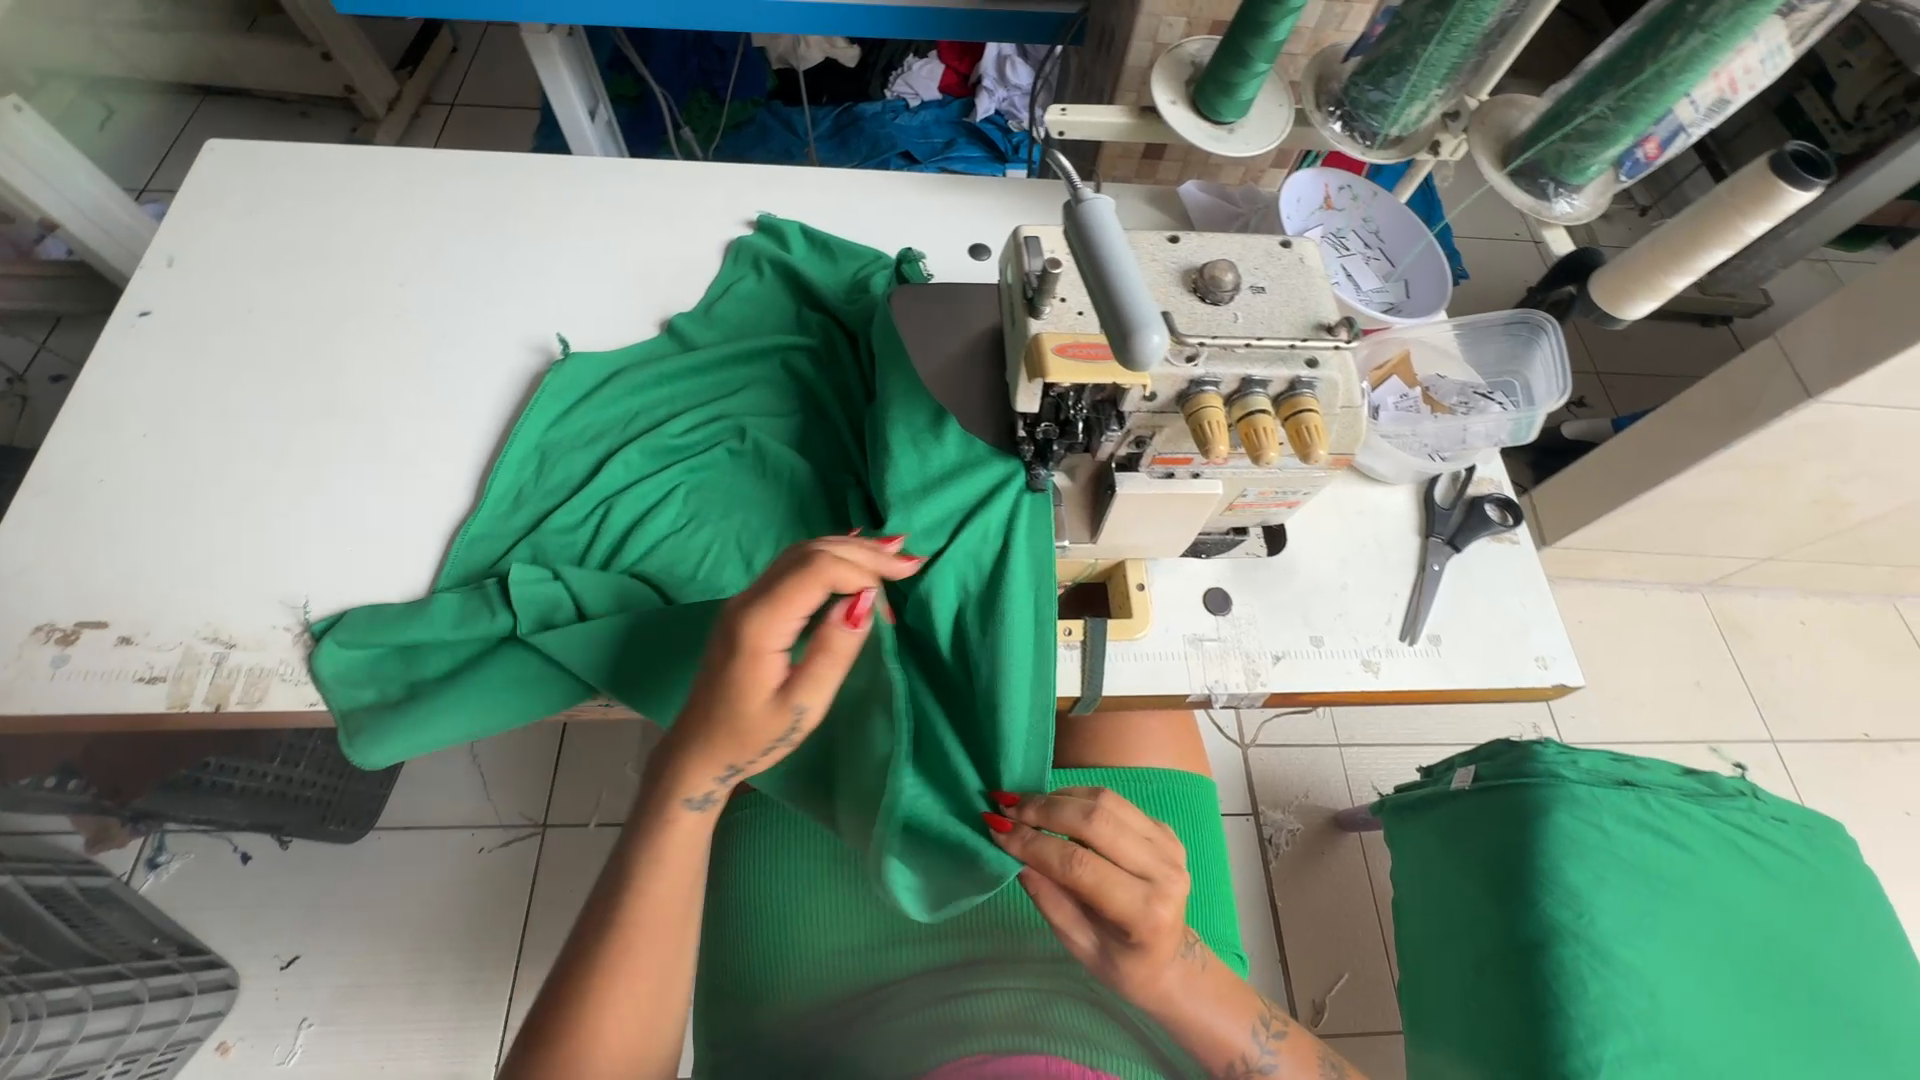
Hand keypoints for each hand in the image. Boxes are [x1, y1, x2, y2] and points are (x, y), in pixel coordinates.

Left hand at [652, 535, 922, 812]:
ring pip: (801, 553)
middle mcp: (748, 599)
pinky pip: (793, 567)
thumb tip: (866, 601)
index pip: (817, 570)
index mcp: (759, 623)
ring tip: (893, 553)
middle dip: (863, 553)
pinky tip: (854, 555)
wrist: (698, 750)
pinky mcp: (749, 606)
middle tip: (909, 563)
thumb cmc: (753, 737)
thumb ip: (835, 651)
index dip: (861, 571)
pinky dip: (830, 558)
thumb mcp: (803, 706)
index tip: (895, 596)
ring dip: (848, 551)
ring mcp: (745, 599)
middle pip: (810, 552)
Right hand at [985, 787, 1197, 1008]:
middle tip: (1005, 807)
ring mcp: (1168, 845)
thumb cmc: (1120, 963)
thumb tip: (1012, 850)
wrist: (1171, 961)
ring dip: (1057, 797)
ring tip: (1023, 803)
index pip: (1078, 865)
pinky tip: (1053, 805)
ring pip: (1104, 801)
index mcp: (1144, 912)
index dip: (1032, 843)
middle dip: (1042, 810)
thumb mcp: (1077, 944)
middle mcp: (1163, 872)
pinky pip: (1115, 801)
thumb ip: (1047, 896)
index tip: (996, 829)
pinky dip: (1078, 797)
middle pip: (1094, 822)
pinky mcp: (1165, 829)